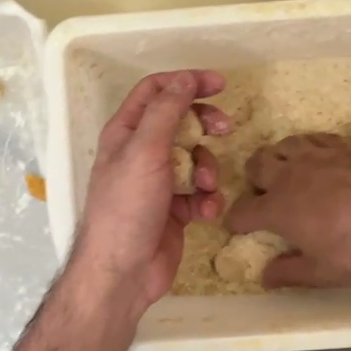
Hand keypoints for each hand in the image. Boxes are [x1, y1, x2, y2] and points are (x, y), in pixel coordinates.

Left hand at [68, 71, 230, 313]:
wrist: (124, 272)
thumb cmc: (127, 207)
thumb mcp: (145, 151)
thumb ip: (166, 111)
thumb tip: (184, 79)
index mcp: (126, 133)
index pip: (156, 92)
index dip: (186, 83)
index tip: (219, 84)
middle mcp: (141, 153)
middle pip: (181, 122)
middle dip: (204, 125)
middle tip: (225, 129)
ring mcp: (158, 183)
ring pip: (195, 159)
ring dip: (208, 170)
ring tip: (206, 187)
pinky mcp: (174, 210)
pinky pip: (200, 193)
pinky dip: (207, 200)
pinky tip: (206, 213)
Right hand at [225, 133, 350, 288]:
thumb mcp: (320, 274)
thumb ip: (288, 273)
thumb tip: (265, 276)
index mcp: (278, 209)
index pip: (242, 211)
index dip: (236, 220)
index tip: (239, 226)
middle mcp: (291, 175)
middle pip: (256, 166)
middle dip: (253, 181)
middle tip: (264, 196)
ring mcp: (318, 155)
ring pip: (283, 145)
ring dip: (278, 159)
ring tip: (288, 174)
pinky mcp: (344, 145)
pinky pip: (314, 138)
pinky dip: (307, 148)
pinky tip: (318, 161)